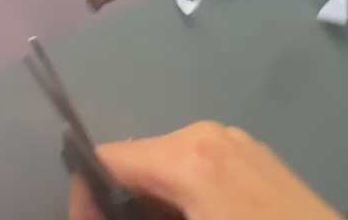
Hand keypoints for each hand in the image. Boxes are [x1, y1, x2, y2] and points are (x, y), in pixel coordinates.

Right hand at [70, 122, 343, 219]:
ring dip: (157, 203)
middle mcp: (207, 136)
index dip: (87, 196)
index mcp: (189, 158)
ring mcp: (238, 145)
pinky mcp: (260, 161)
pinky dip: (188, 197)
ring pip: (169, 165)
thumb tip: (91, 214)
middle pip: (138, 160)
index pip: (107, 158)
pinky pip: (201, 169)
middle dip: (125, 202)